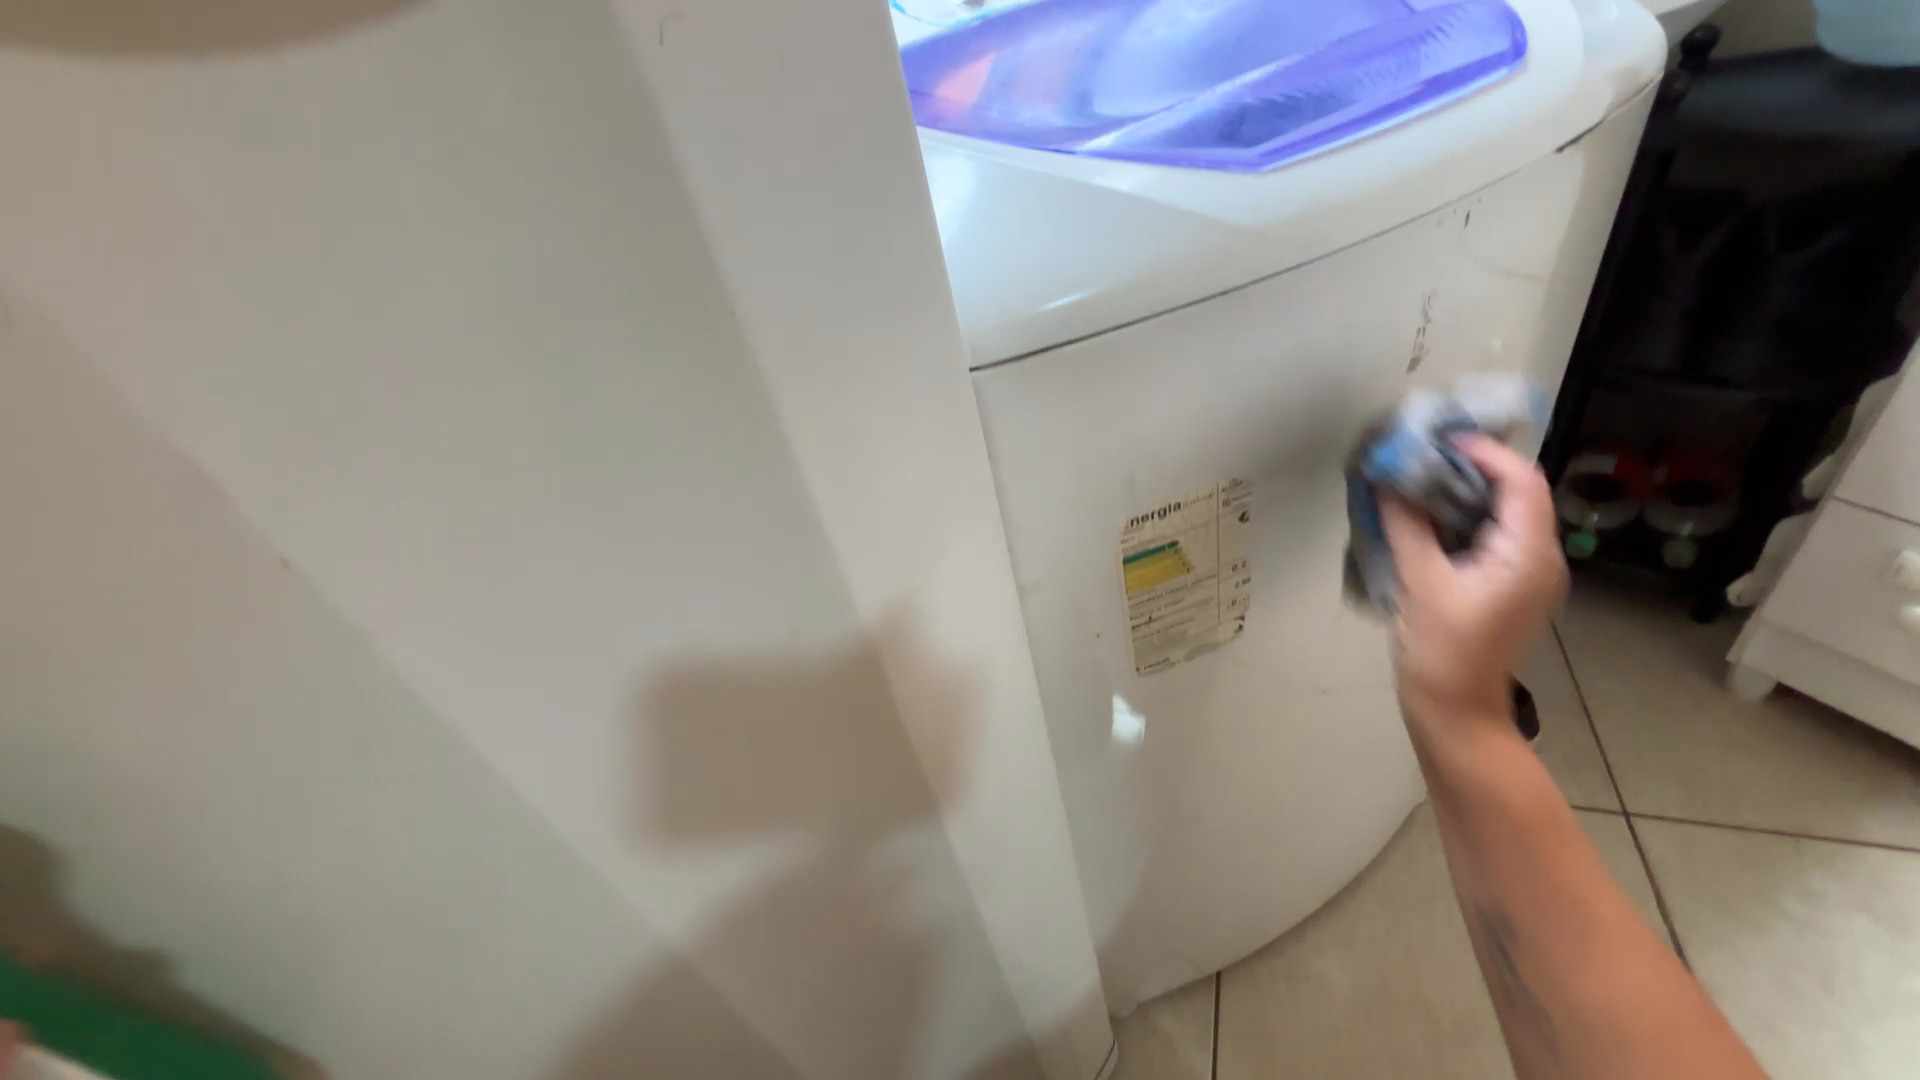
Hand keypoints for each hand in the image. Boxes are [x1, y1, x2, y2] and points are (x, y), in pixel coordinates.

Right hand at [1381, 435, 1566, 733]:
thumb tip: (1388, 479)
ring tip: (1417, 480)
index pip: (1521, 481)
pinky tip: (1426, 518)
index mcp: (1528, 554)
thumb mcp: (1419, 582)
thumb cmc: (1441, 648)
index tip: (1437, 440)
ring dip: (1464, 492)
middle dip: (1470, 468)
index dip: (1484, 452)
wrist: (1455, 708)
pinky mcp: (1507, 586)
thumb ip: (1407, 525)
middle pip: (1517, 493)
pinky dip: (1462, 518)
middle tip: (1421, 455)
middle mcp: (1539, 558)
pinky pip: (1492, 536)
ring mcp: (1526, 574)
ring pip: (1504, 514)